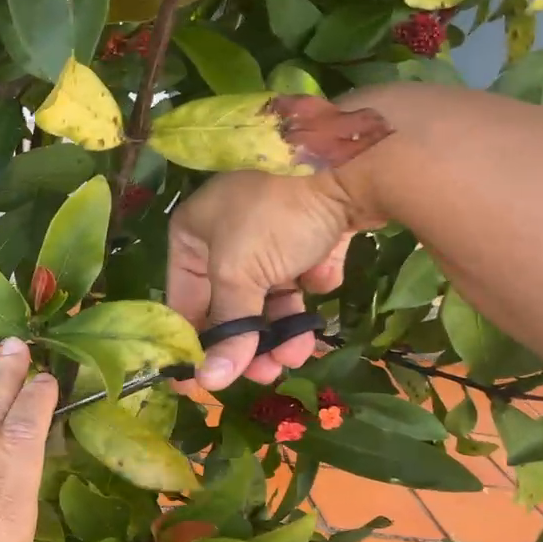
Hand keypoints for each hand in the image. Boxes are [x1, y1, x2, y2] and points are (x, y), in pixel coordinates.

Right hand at [166, 168, 386, 390]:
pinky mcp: (314, 223)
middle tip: (263, 374)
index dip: (194, 342)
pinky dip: (312, 279)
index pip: (184, 300)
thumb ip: (229, 329)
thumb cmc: (276, 213)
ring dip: (282, 326)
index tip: (201, 382)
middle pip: (230, 301)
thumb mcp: (241, 274)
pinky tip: (325, 278)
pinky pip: (305, 265)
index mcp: (191, 234)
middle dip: (248, 340)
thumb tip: (208, 383)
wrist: (358, 158)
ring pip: (270, 290)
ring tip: (298, 354)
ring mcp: (271, 226)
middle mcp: (224, 230)